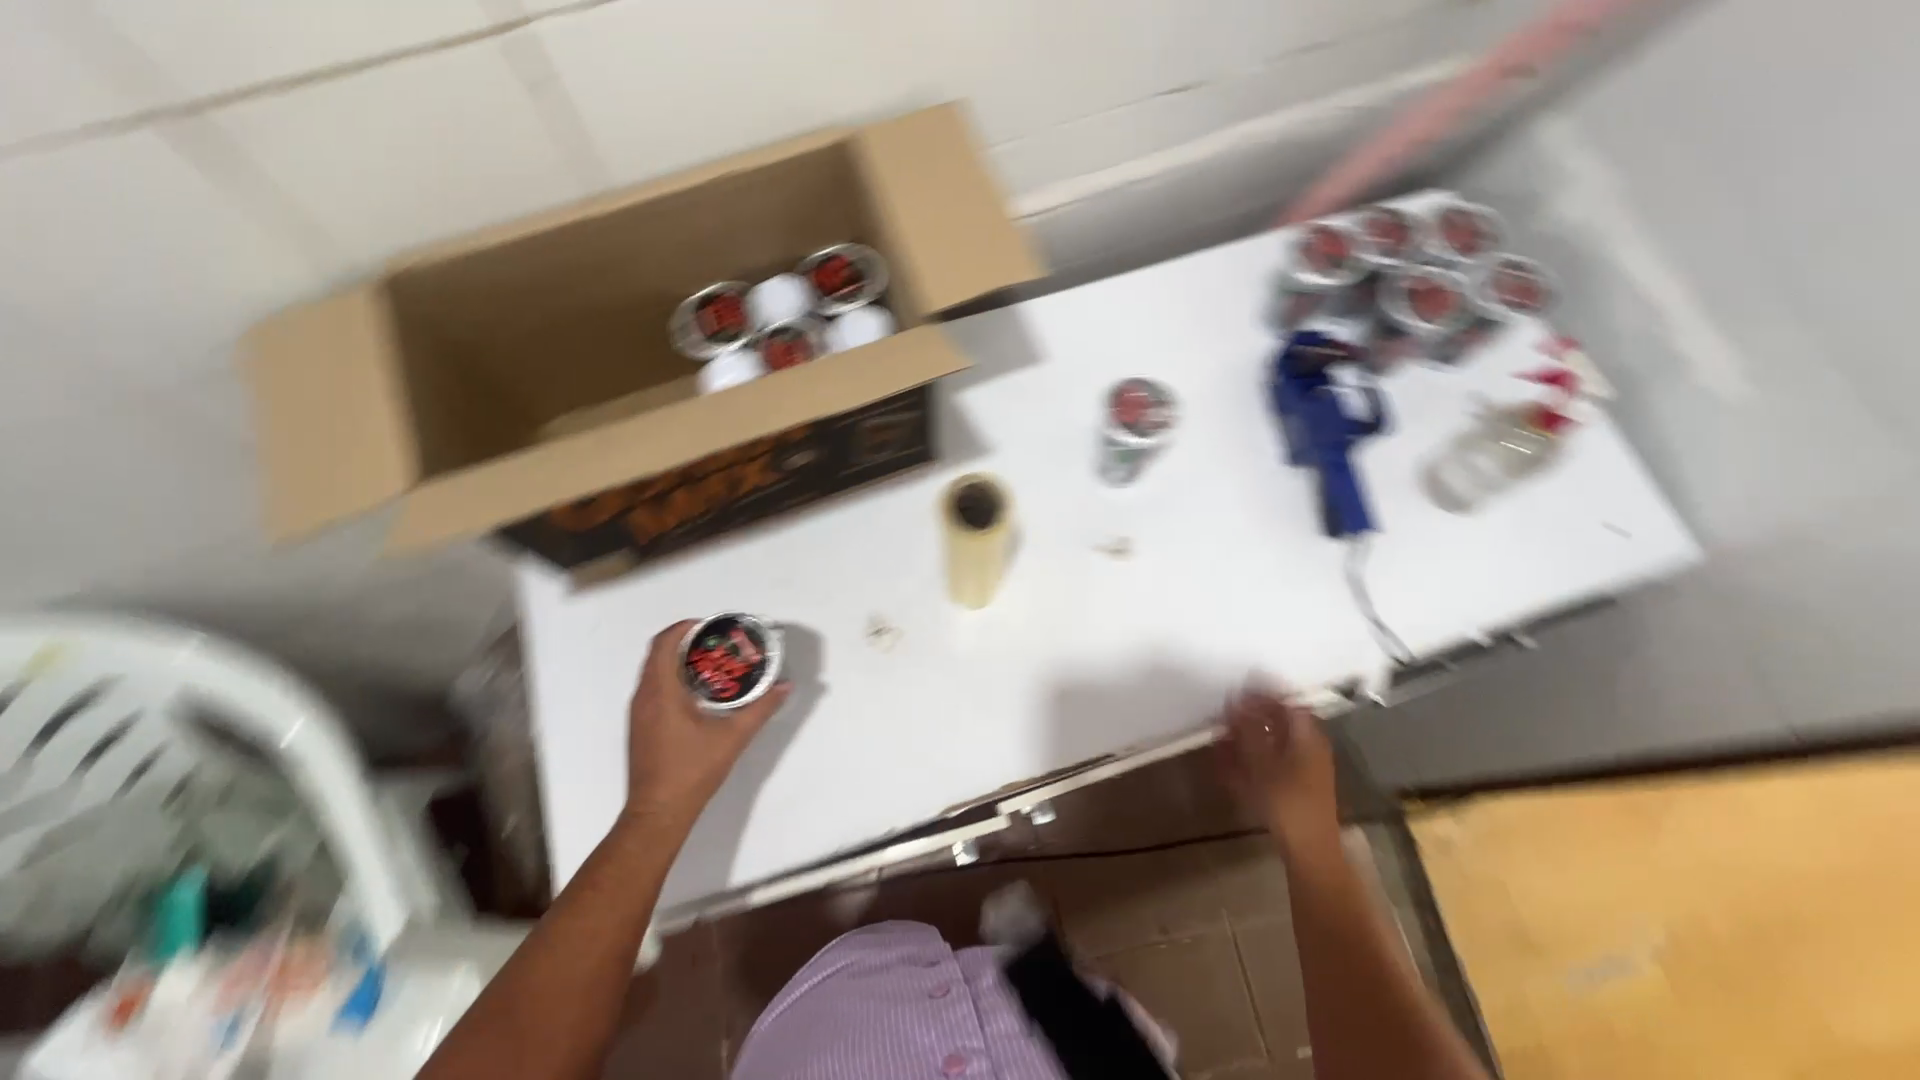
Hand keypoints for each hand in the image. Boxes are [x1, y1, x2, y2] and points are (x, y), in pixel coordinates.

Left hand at [623, 620, 791, 829]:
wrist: (657, 813)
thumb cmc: (692, 772)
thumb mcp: (733, 738)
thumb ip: (761, 708)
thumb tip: (785, 686)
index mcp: (661, 692)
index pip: (664, 642)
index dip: (686, 627)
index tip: (713, 626)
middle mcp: (643, 696)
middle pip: (658, 653)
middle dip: (687, 641)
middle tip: (719, 643)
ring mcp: (638, 713)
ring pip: (654, 671)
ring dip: (679, 660)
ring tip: (713, 664)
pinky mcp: (640, 726)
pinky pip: (653, 688)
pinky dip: (673, 679)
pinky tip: (700, 694)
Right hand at [1215, 686, 1339, 860]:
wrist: (1309, 849)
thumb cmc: (1288, 801)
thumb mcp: (1263, 762)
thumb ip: (1248, 730)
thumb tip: (1236, 702)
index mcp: (1308, 737)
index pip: (1286, 703)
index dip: (1263, 693)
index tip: (1238, 690)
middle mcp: (1308, 748)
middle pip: (1278, 723)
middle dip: (1250, 717)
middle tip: (1223, 714)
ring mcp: (1302, 769)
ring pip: (1271, 744)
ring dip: (1246, 738)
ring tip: (1219, 737)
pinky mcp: (1293, 788)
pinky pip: (1268, 764)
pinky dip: (1249, 760)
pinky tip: (1226, 763)